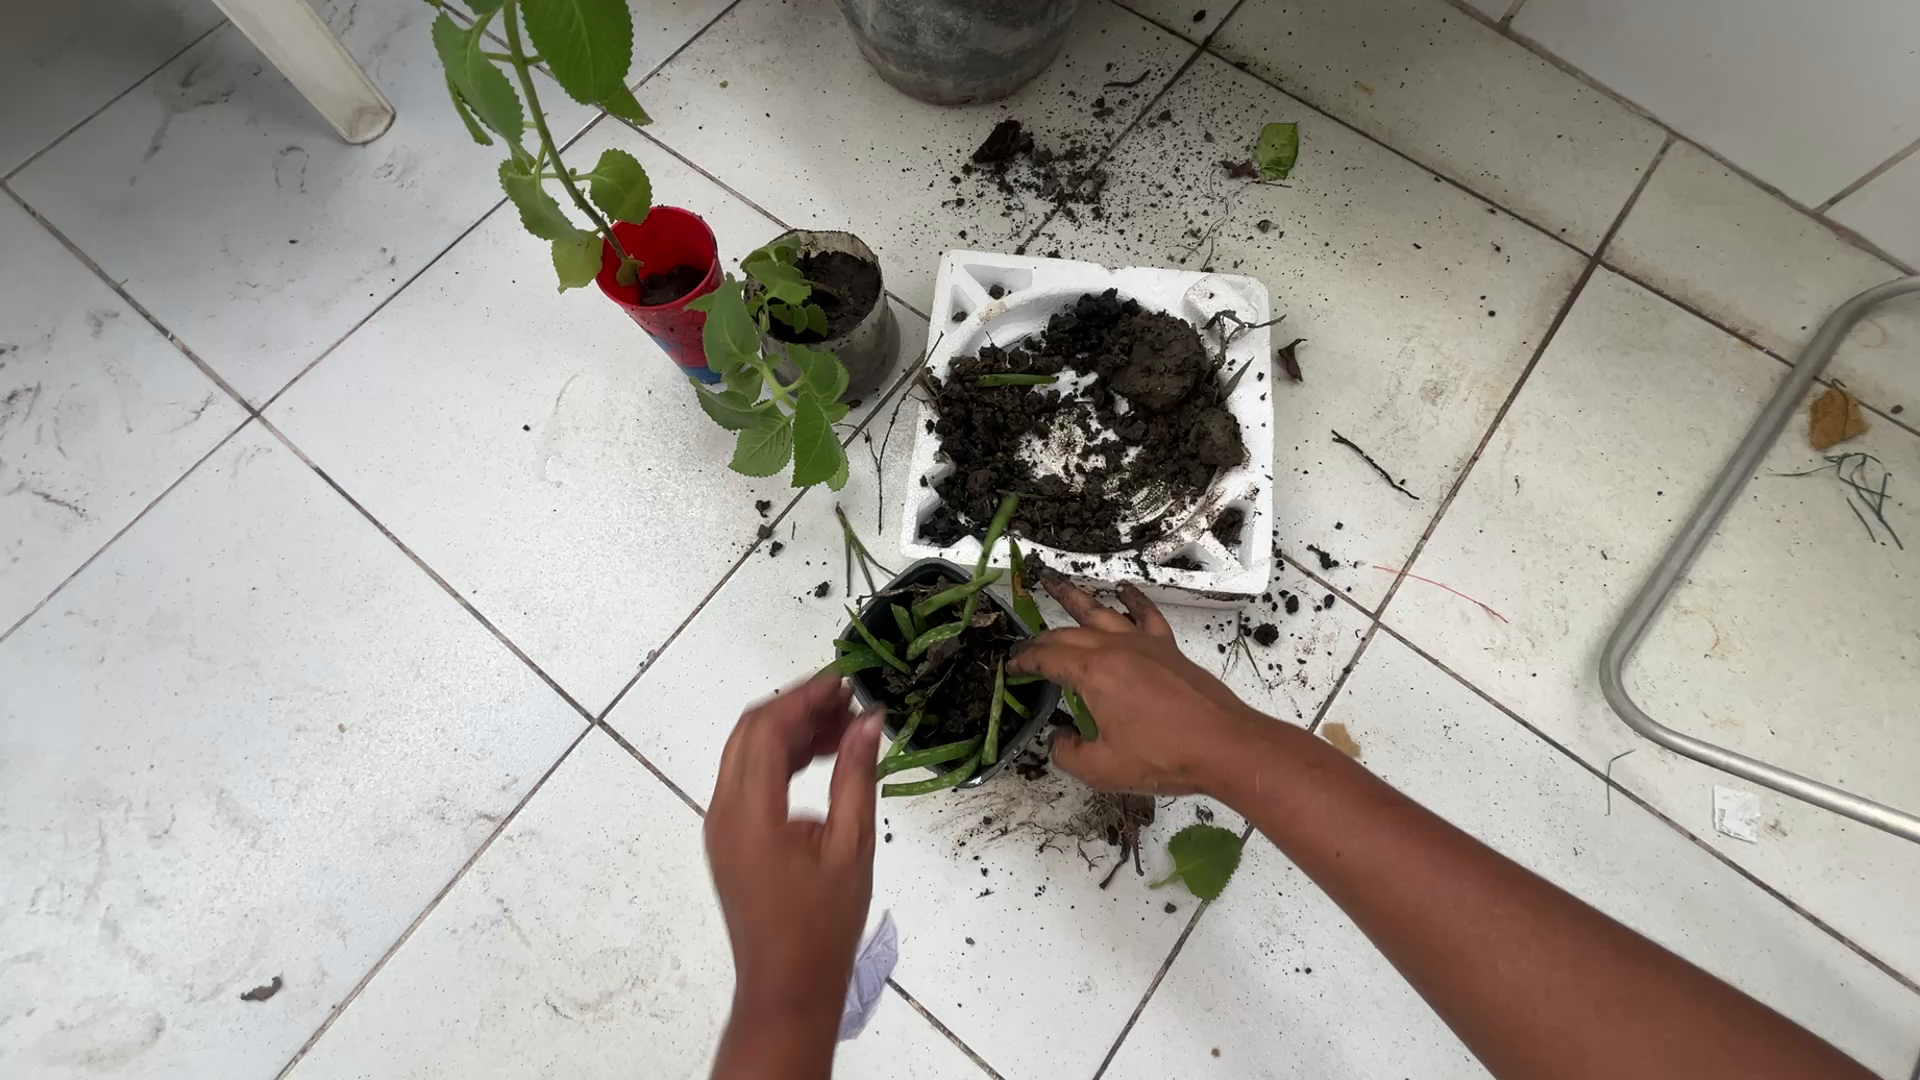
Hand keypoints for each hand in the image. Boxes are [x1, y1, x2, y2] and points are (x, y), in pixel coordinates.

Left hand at [705, 676, 883, 1023]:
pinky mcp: (731, 834)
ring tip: (845, 726)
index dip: (803, 697)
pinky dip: (784, 756)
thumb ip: (856, 774)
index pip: (766, 730)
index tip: (844, 682)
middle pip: (750, 732)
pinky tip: (823, 755)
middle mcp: (724, 811)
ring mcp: (723, 823)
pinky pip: (751, 776)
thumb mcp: (851, 844)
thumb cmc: (824, 922)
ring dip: (792, 730)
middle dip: (797, 707)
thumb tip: (870, 719)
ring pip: (749, 751)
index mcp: (749, 813)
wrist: (788, 986)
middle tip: (847, 700)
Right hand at [1008, 580, 1267, 795]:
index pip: (1047, 658)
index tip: (1011, 666)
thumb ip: (1068, 753)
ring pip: (1100, 611)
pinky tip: (1123, 589)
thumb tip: (1058, 740)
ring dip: (1074, 596)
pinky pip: (1146, 614)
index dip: (1025, 661)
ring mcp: (1143, 643)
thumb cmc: (1163, 757)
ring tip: (1054, 582)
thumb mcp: (1102, 769)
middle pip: (1067, 634)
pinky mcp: (1167, 647)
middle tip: (1027, 646)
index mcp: (1093, 672)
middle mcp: (1114, 648)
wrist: (1224, 746)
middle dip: (1041, 639)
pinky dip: (1133, 599)